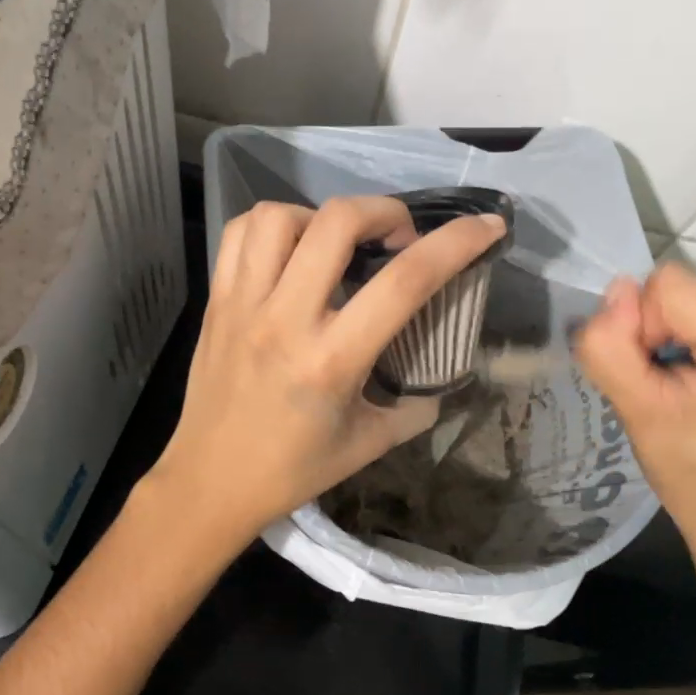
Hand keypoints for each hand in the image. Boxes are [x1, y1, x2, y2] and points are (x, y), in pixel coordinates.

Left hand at [144, 197, 506, 553]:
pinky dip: (272, 226)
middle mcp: (286, 320)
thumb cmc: (291, 470)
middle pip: (337, 223)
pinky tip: (290, 250)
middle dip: (385, 212)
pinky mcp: (215, 301)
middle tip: (398, 238)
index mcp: (332, 360)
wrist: (209, 482)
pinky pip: (238, 235)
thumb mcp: (367, 446)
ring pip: (279, 217)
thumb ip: (414, 409)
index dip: (454, 244)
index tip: (486, 227)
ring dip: (321, 216)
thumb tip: (441, 382)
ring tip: (337, 244)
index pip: (404, 282)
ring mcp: (243, 305)